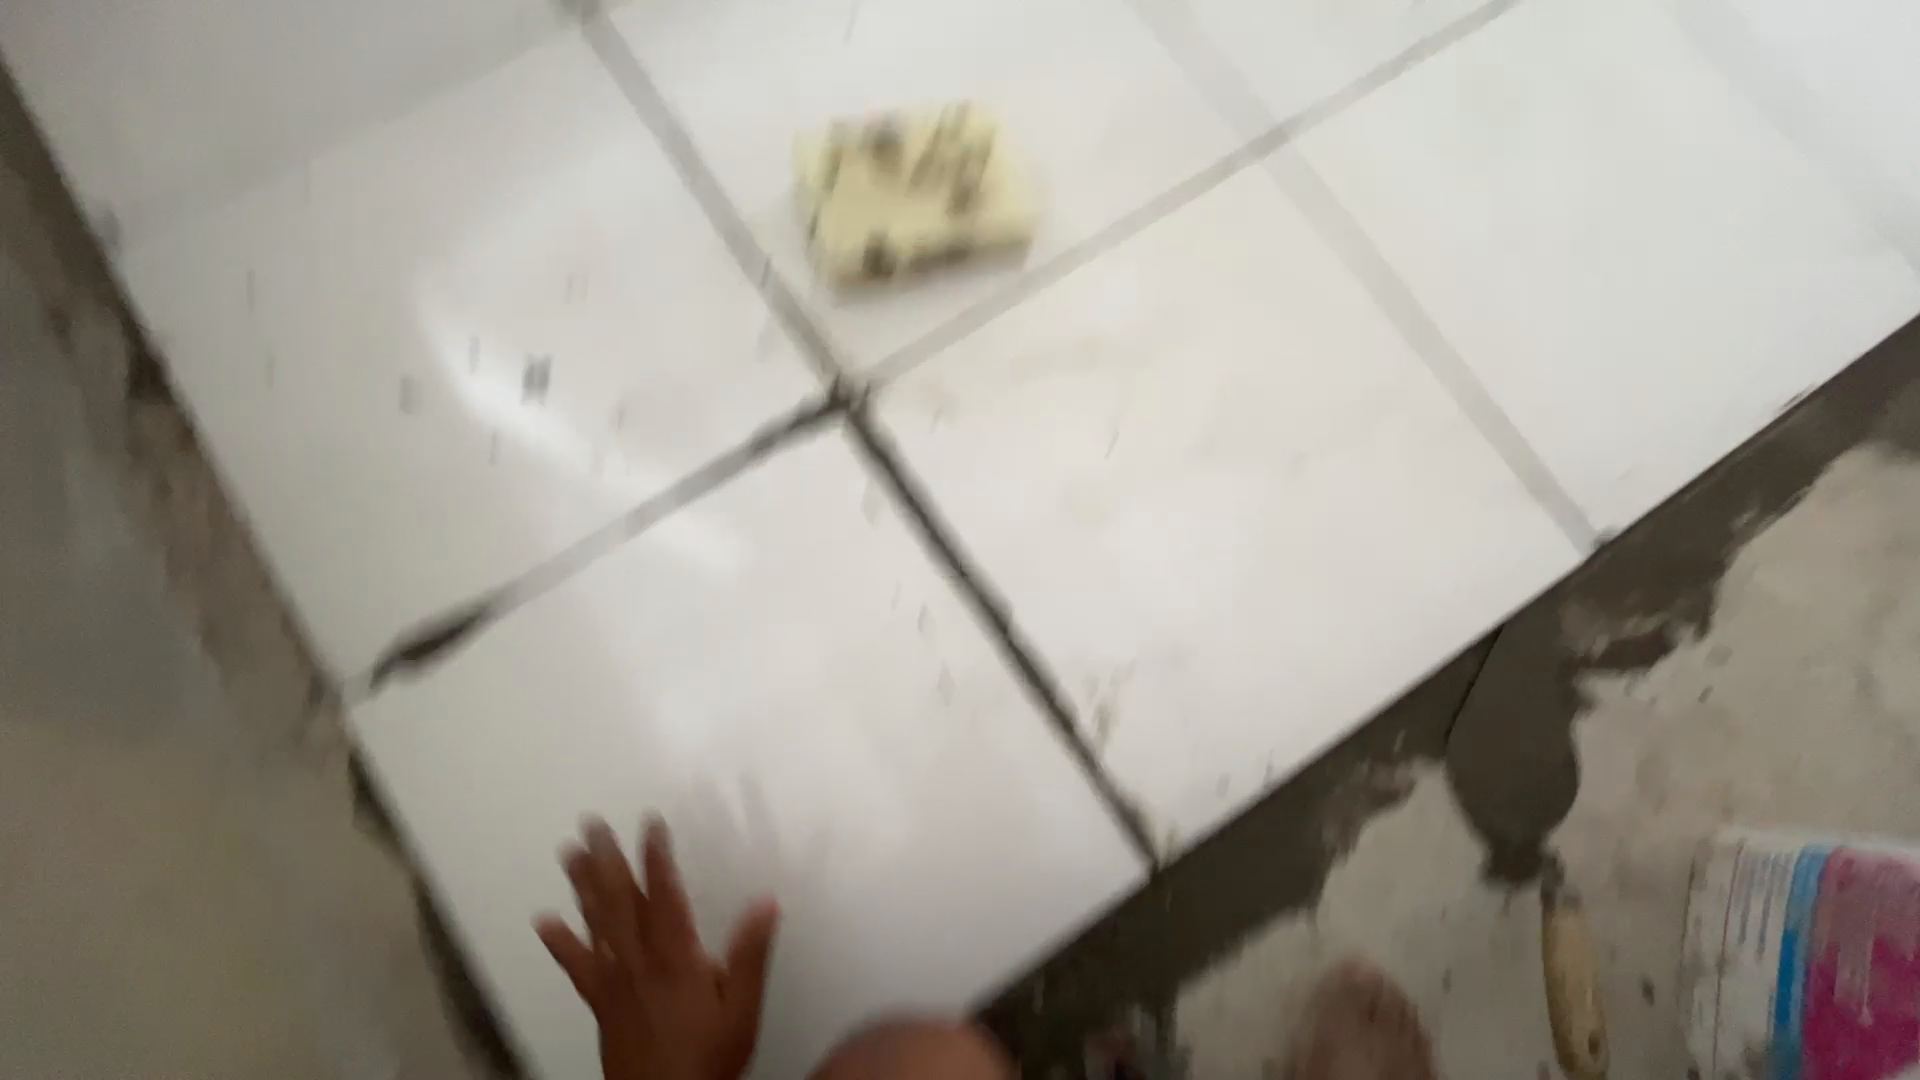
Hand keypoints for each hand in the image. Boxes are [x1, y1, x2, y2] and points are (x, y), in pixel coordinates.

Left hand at [536, 816, 780, 1079]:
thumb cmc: (709, 1055)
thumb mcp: (741, 1007)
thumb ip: (750, 954)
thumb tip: (766, 901)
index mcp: (675, 956)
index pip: (664, 894)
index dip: (656, 856)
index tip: (650, 821)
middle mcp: (638, 961)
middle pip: (620, 901)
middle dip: (606, 859)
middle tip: (591, 823)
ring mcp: (615, 981)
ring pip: (596, 923)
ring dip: (582, 885)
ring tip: (569, 852)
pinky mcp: (602, 1003)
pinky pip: (578, 967)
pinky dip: (560, 943)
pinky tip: (544, 922)